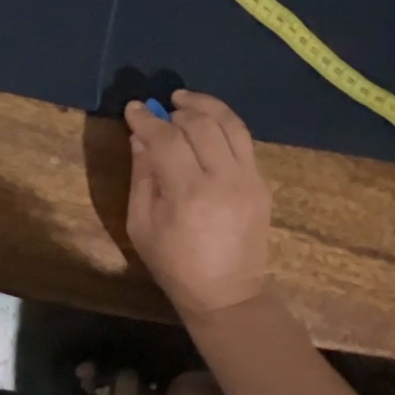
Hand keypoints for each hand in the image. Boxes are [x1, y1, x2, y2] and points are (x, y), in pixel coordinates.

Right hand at [124, 90, 272, 316]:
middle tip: (159, 109)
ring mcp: (249, 179)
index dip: (146, 120)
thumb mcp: (141, 223)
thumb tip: (139, 138)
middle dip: (177, 111)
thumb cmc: (173, 263)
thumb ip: (142, 176)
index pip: (166, 139)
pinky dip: (223, 124)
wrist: (226, 293)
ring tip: (185, 102)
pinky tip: (206, 124)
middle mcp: (224, 179)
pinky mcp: (262, 183)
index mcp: (188, 193)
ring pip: (231, 125)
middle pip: (201, 125)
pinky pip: (243, 140)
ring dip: (206, 107)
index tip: (132, 108)